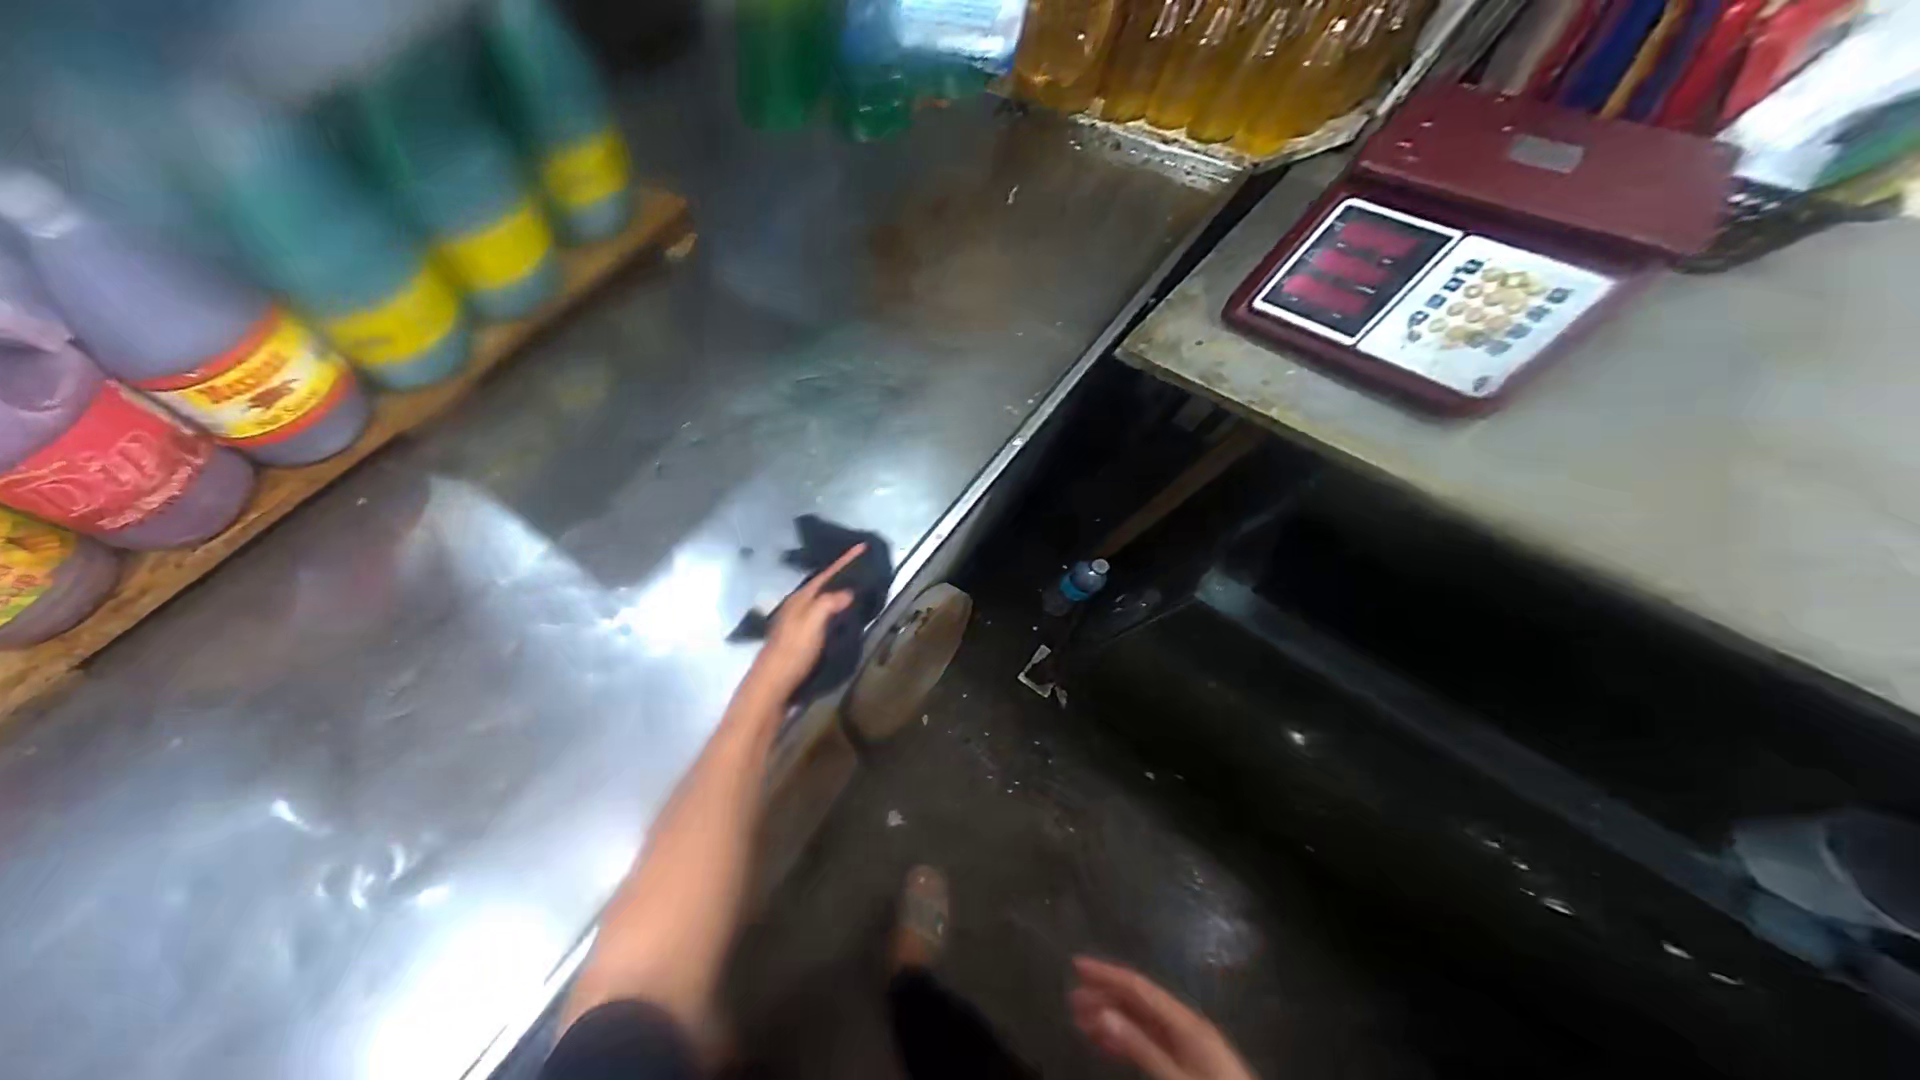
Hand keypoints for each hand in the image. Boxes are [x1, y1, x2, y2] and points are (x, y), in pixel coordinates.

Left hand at [747, 543, 864, 697]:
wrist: (772, 686)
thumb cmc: (793, 652)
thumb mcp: (812, 623)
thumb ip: (829, 603)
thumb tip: (847, 591)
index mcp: (800, 599)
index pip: (827, 574)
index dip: (845, 561)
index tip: (862, 546)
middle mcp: (798, 606)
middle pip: (823, 584)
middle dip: (842, 573)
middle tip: (863, 565)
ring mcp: (797, 623)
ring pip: (822, 599)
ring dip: (839, 591)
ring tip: (858, 586)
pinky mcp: (801, 639)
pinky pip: (823, 614)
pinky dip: (836, 609)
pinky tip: (844, 615)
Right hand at [1069, 956, 1256, 1079]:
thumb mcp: (1176, 1077)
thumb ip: (1140, 1046)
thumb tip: (1103, 1014)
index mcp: (1184, 1021)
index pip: (1138, 987)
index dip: (1107, 973)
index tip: (1077, 964)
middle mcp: (1184, 1024)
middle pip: (1138, 1001)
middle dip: (1104, 996)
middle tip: (1071, 999)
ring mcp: (1187, 1044)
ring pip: (1142, 1021)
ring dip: (1112, 1018)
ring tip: (1081, 1020)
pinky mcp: (1188, 1063)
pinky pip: (1151, 1041)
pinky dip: (1127, 1039)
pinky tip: (1108, 1044)